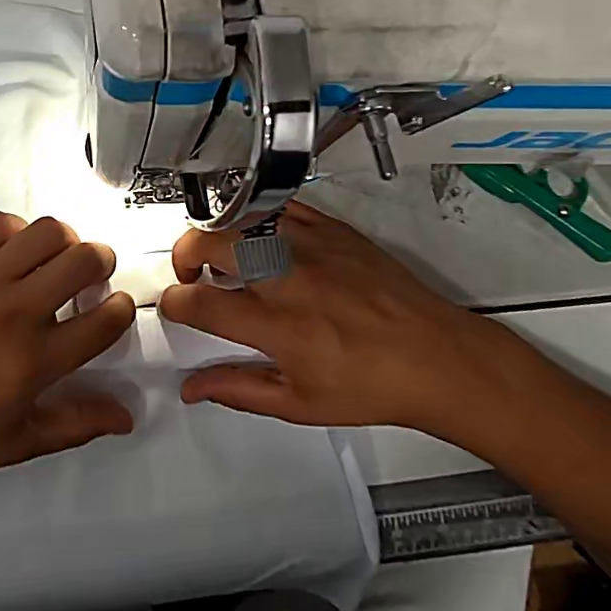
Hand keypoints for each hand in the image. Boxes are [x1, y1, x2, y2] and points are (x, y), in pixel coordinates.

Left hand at [0, 213, 135, 522]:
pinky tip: (14, 254)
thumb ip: (76, 424)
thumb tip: (125, 416)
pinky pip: (0, 223)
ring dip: (66, 241)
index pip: (104, 320)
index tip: (116, 308)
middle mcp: (13, 312)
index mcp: (33, 361)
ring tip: (57, 261)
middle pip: (85, 260)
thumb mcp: (15, 442)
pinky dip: (18, 231)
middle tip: (93, 277)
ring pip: (48, 231)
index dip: (122, 309)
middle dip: (103, 264)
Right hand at [158, 201, 553, 451]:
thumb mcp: (299, 403)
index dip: (175, 303)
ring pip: (240, 217)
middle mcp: (289, 279)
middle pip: (209, 243)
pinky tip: (262, 239)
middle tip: (190, 274)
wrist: (435, 356)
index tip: (176, 306)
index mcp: (277, 326)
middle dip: (183, 255)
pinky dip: (259, 218)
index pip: (200, 302)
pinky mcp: (332, 230)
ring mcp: (311, 247)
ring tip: (223, 256)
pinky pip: (280, 207)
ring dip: (218, 235)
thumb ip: (238, 390)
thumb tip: (195, 388)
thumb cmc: (375, 383)